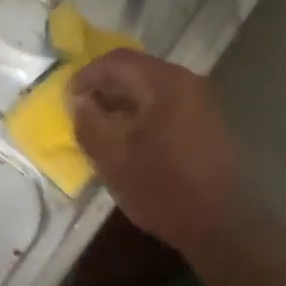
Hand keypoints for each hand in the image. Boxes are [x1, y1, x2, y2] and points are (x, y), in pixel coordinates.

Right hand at [70, 49, 243, 256]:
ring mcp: (202, 104)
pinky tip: (130, 142)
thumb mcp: (114, 160)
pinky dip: (143, 117)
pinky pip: (167, 109)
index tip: (66, 99)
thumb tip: (78, 102)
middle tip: (81, 113)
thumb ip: (89, 124)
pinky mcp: (208, 126)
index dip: (86, 76)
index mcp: (165, 83)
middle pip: (138, 72)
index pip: (117, 61)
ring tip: (101, 129)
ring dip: (124, 104)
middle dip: (105, 89)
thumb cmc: (162, 189)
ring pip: (153, 92)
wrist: (219, 224)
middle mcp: (188, 83)